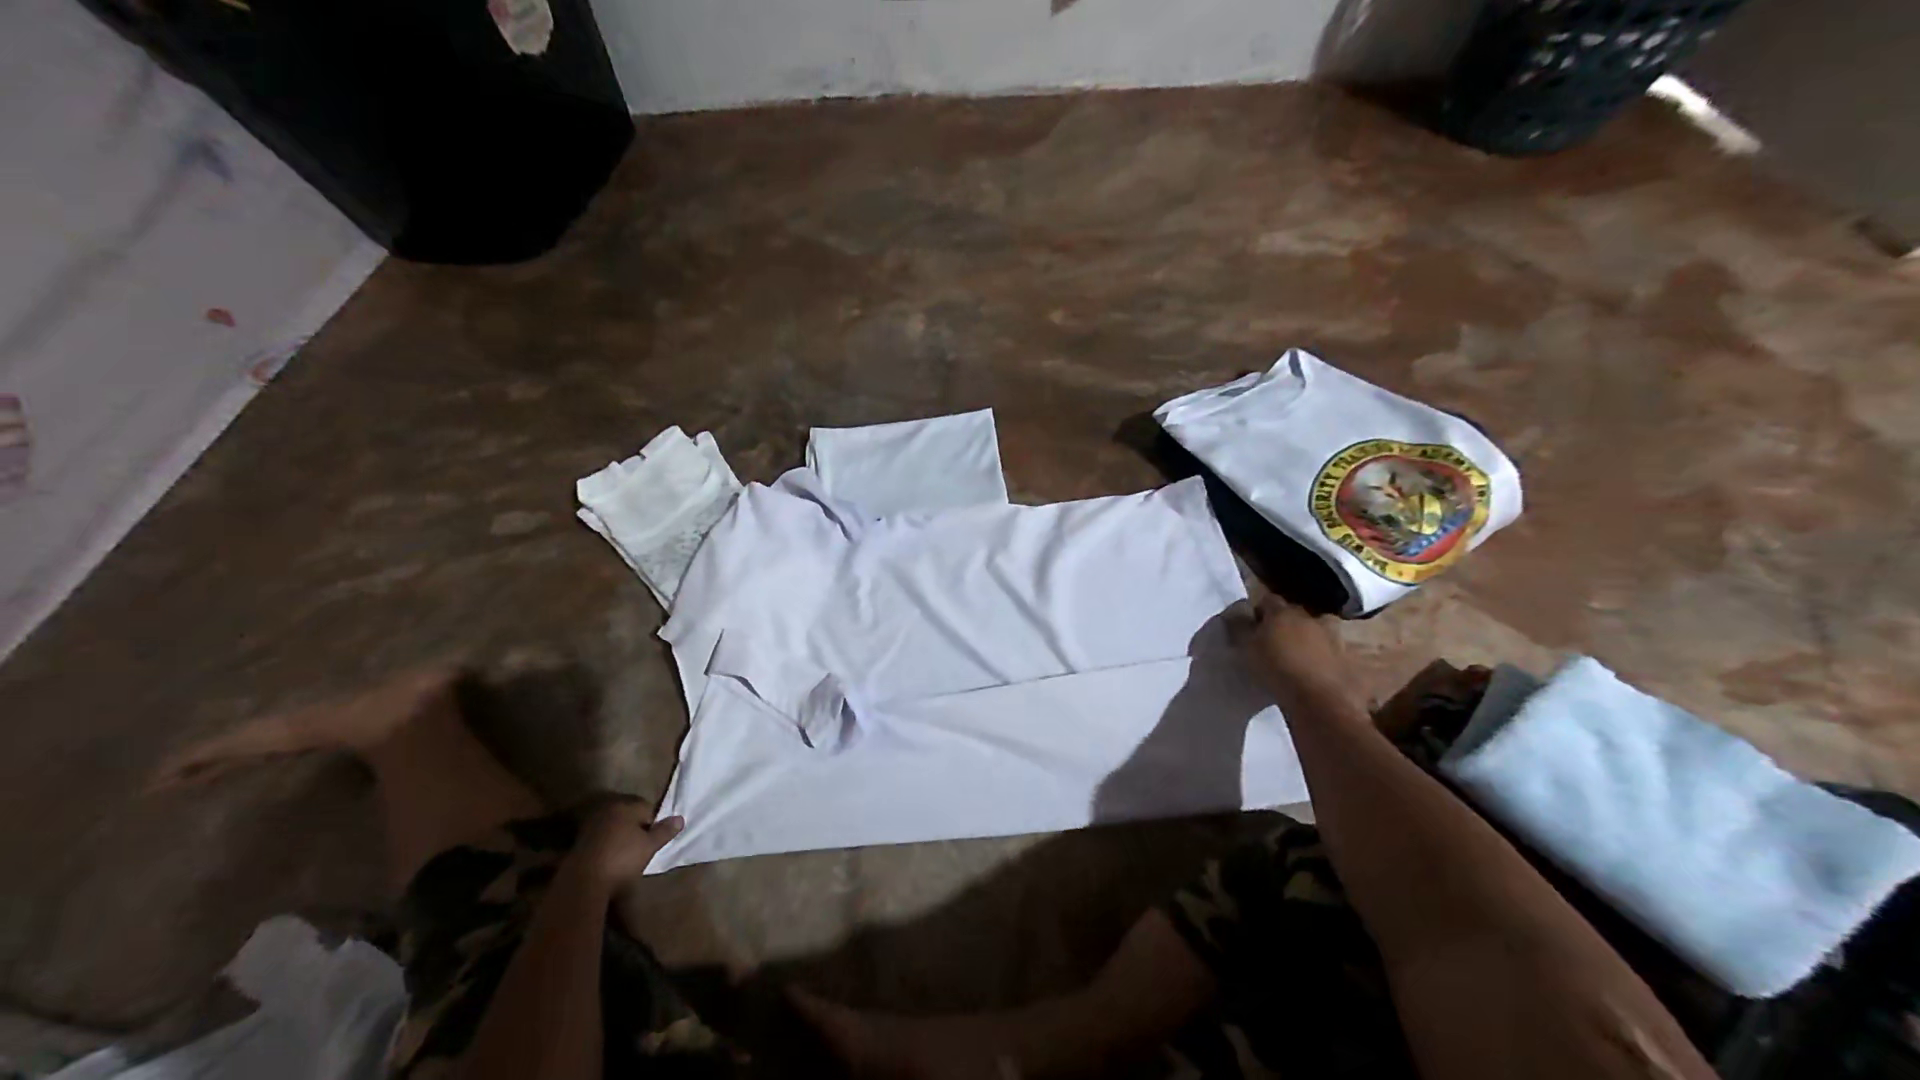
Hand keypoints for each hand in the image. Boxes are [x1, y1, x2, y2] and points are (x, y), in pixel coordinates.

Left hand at [575, 799, 684, 886]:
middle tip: (643, 846)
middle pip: (628, 815)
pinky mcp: (578, 843)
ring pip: (613, 827)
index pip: (647, 808)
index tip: (655, 839)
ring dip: (621, 837)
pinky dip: (608, 845)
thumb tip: (680, 818)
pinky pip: (601, 839)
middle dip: (636, 827)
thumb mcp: (649, 847)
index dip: (654, 823)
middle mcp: (606, 811)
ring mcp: (590, 826)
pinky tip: (611, 860)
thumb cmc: (622, 860)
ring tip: (627, 854)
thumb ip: (664, 831)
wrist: (583, 884)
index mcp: (625, 807)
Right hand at [1236, 594, 1362, 712]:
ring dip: (1312, 639)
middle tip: (1277, 641)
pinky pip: (1338, 654)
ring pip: (1321, 631)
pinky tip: (1321, 672)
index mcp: (1284, 613)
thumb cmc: (1276, 670)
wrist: (1320, 701)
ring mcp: (1334, 638)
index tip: (1252, 625)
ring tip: (1302, 657)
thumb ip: (1239, 628)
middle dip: (1287, 623)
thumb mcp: (1247, 648)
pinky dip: (1330, 659)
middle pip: (1296, 614)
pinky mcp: (1350, 659)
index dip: (1260, 611)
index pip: (1268, 600)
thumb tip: (1234, 612)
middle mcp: (1311, 618)